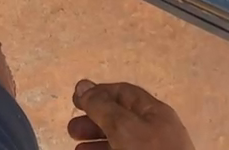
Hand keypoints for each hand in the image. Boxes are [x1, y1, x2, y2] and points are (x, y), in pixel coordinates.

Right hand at [68, 80, 194, 149]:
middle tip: (72, 130)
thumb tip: (82, 85)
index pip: (123, 93)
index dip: (97, 93)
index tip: (75, 100)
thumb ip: (102, 106)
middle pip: (120, 119)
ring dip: (96, 144)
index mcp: (155, 113)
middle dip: (93, 122)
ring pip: (120, 143)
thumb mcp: (124, 127)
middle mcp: (156, 133)